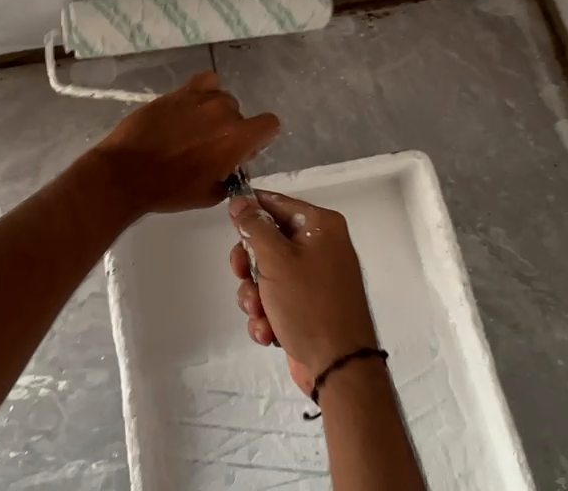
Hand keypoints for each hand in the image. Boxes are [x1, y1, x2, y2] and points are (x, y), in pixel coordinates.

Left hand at [89, 71, 279, 216]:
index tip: (240, 152)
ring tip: (191, 130)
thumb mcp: (209, 195)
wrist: (127, 173)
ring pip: (221, 100)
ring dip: (213, 113)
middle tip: (207, 149)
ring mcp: (201, 98)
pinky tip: (190, 107)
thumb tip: (229, 169)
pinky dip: (203, 92)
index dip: (258, 139)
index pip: (270, 125)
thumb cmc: (169, 189)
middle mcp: (225, 112)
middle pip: (240, 115)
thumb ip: (229, 177)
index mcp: (238, 138)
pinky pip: (206, 81)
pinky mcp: (179, 91)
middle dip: (230, 131)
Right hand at [228, 190, 379, 392]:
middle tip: (242, 276)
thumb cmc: (308, 304)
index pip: (277, 203)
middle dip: (250, 265)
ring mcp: (316, 279)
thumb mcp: (276, 260)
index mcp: (321, 226)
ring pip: (267, 274)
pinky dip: (267, 315)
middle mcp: (321, 247)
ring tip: (259, 314)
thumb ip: (254, 226)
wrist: (339, 367)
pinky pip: (277, 299)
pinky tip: (268, 332)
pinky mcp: (309, 307)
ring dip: (255, 296)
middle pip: (268, 241)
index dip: (250, 211)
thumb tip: (241, 200)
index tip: (229, 223)